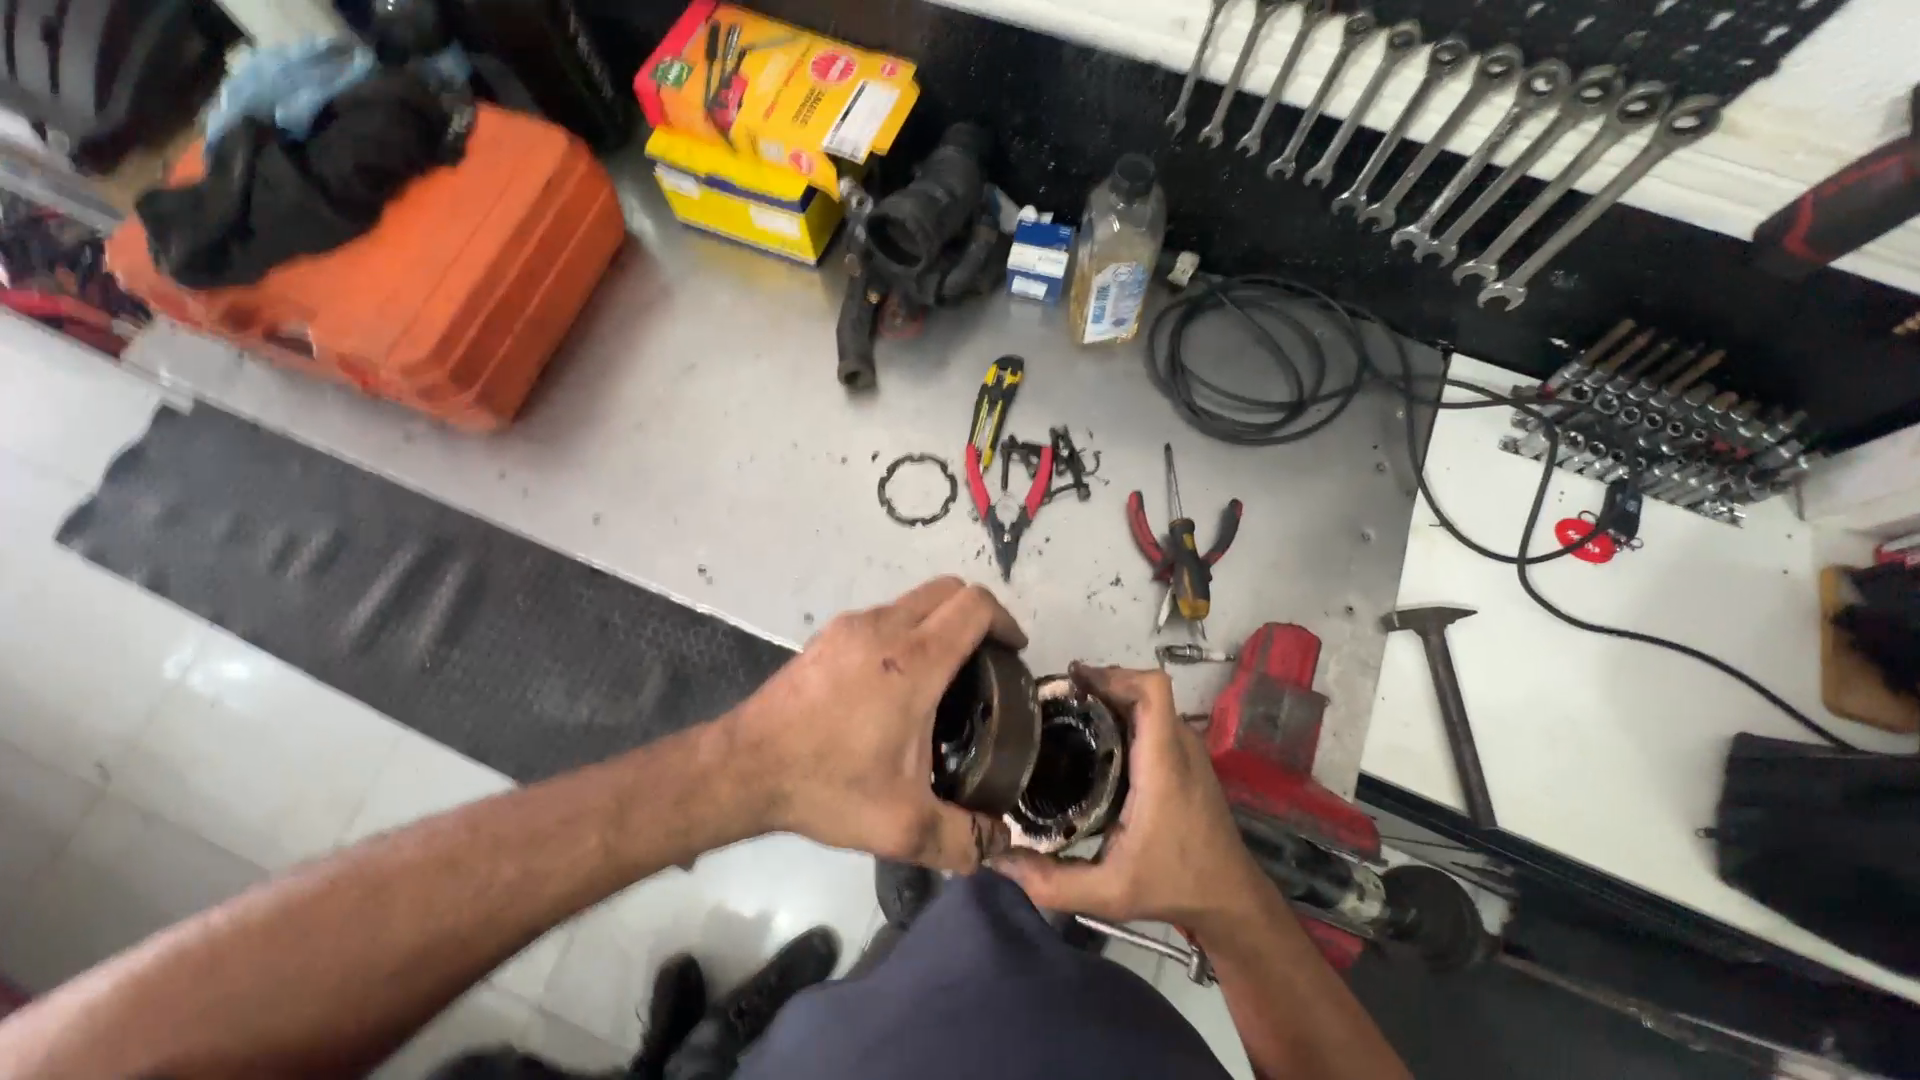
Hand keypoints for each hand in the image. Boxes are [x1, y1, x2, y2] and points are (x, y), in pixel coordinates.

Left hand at [726, 577, 1025, 871]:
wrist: (744, 767)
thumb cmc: (827, 785)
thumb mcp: (902, 825)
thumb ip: (963, 838)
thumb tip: (1000, 843)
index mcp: (914, 660)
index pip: (975, 606)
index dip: (1006, 622)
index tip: (1014, 654)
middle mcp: (884, 628)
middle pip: (949, 590)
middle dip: (978, 616)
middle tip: (987, 664)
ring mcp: (851, 626)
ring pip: (914, 600)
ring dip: (939, 623)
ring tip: (945, 677)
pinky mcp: (827, 636)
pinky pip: (884, 616)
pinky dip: (906, 632)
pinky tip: (896, 685)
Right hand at [994, 664, 1268, 932]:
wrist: (1230, 899)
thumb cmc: (1174, 886)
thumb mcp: (1108, 893)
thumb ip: (1052, 882)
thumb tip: (997, 860)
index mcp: (1162, 765)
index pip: (1151, 690)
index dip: (1113, 675)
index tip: (1073, 682)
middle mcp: (1180, 747)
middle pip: (1145, 690)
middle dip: (1101, 685)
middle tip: (1057, 701)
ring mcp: (1189, 751)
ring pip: (1151, 703)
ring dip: (1114, 699)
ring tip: (1070, 716)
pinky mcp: (1189, 760)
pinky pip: (1156, 720)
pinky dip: (1127, 716)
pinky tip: (1097, 742)